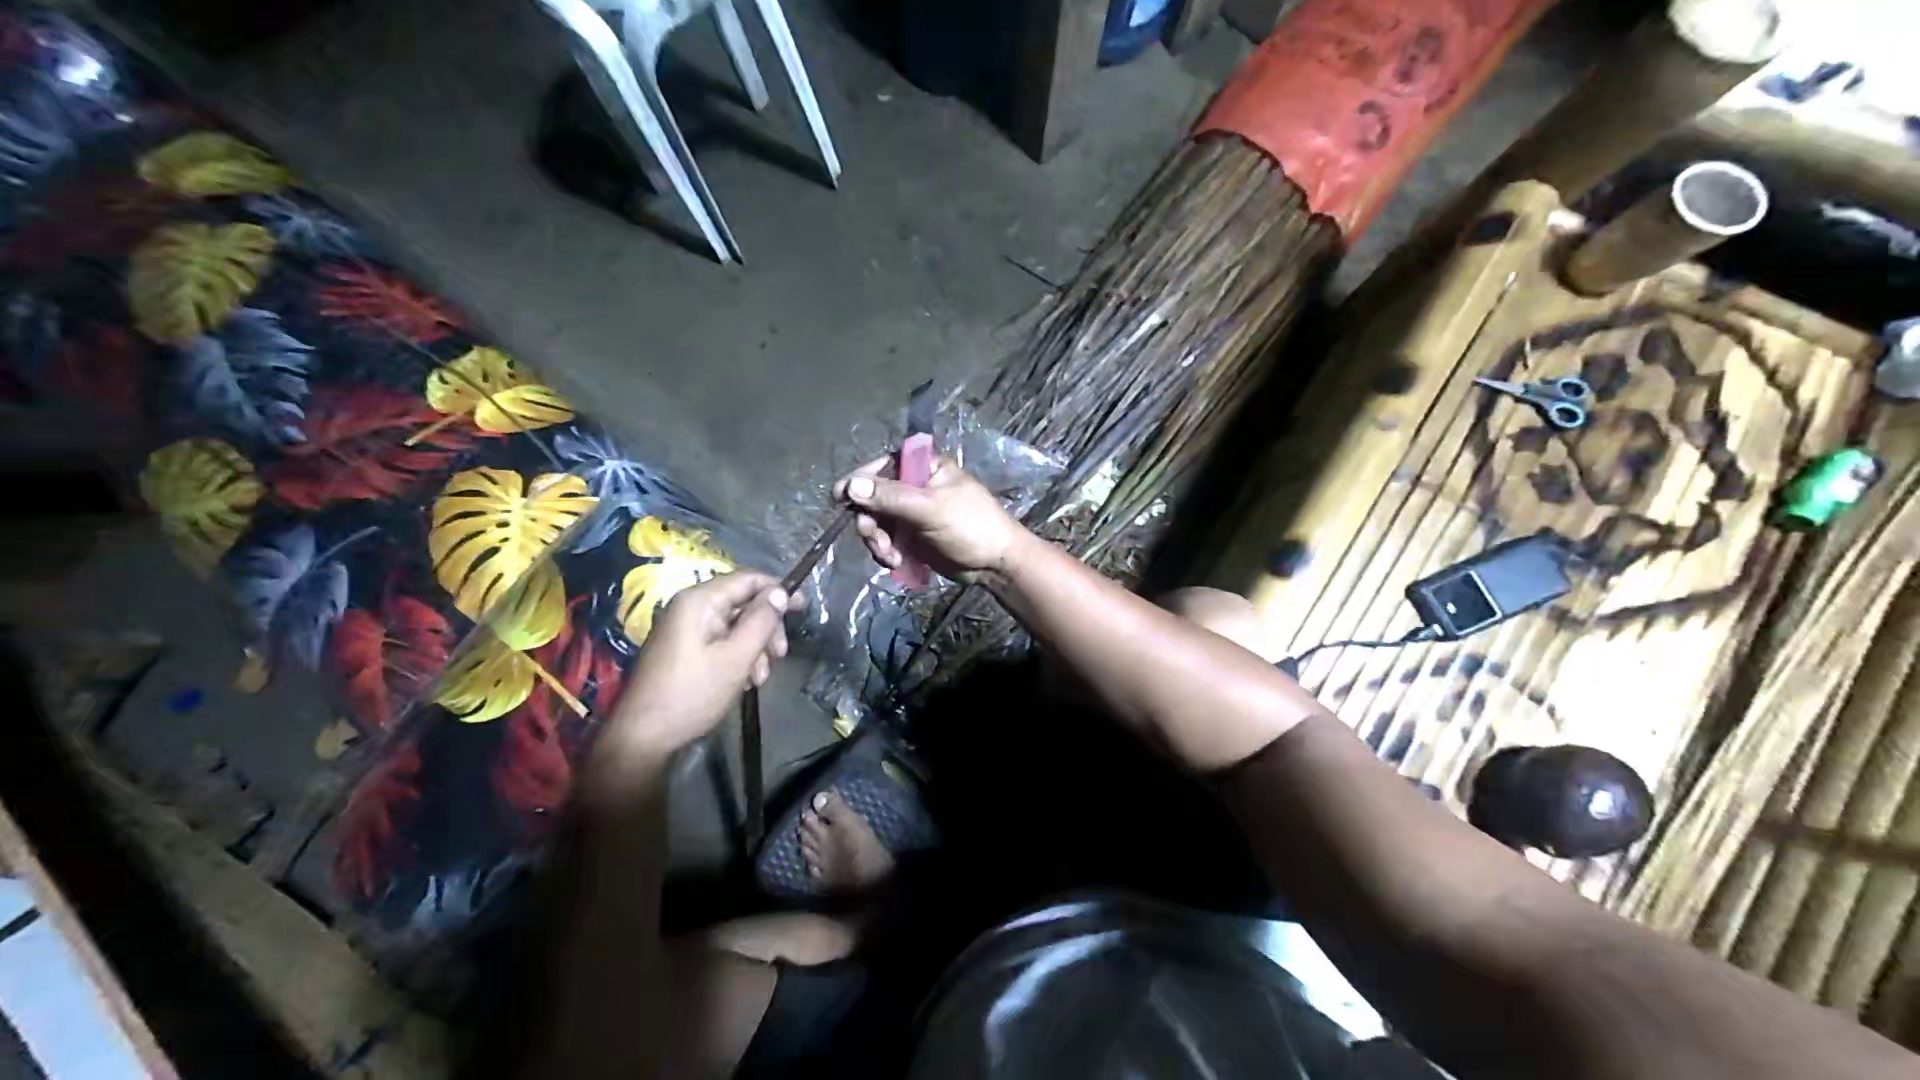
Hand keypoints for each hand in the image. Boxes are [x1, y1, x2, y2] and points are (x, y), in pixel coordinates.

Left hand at [592, 571, 791, 784]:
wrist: (644, 735)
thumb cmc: (693, 693)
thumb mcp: (737, 657)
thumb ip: (761, 621)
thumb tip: (781, 592)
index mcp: (700, 601)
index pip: (749, 579)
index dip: (778, 591)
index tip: (803, 610)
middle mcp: (691, 606)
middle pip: (743, 602)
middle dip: (767, 627)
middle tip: (780, 656)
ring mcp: (686, 628)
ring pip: (735, 624)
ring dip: (755, 646)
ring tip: (759, 678)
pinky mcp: (685, 647)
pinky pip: (722, 640)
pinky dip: (739, 655)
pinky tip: (745, 681)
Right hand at [835, 455, 1026, 583]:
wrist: (995, 564)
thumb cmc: (971, 526)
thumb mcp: (930, 509)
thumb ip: (891, 497)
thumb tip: (851, 486)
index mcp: (923, 468)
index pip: (881, 465)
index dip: (859, 480)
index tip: (841, 498)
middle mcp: (913, 486)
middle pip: (872, 497)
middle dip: (870, 521)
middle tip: (876, 539)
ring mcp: (910, 513)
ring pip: (876, 522)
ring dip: (877, 541)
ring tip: (891, 556)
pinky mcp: (910, 537)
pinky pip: (885, 541)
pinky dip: (886, 552)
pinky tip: (898, 563)